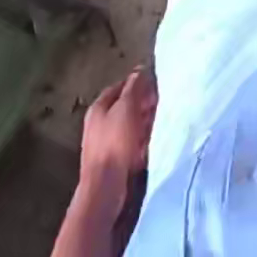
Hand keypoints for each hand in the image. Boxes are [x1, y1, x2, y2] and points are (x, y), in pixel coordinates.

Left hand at [80, 69, 156, 186]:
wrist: (105, 186)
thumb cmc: (116, 141)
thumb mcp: (127, 107)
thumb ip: (134, 87)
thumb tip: (140, 70)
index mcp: (99, 106)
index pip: (121, 86)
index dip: (138, 83)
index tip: (155, 85)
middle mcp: (98, 122)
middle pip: (124, 105)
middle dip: (142, 104)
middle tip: (158, 105)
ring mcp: (104, 142)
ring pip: (128, 124)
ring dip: (143, 122)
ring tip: (156, 124)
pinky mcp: (111, 159)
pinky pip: (129, 142)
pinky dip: (139, 140)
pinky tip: (148, 144)